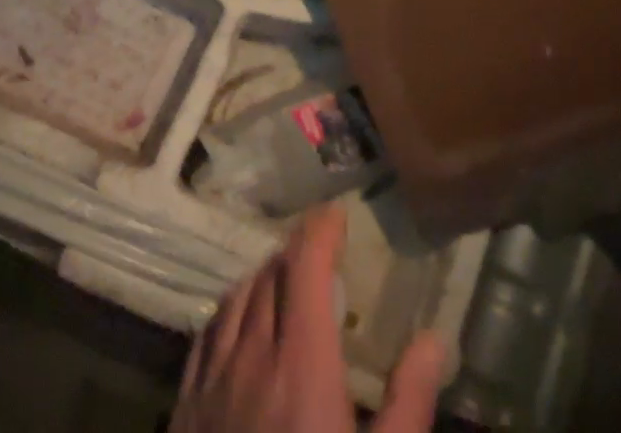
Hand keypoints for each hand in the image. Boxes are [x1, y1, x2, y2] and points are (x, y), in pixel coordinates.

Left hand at [171, 205, 446, 432]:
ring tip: (281, 277)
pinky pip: (206, 336)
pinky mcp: (186, 407)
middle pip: (267, 278)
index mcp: (303, 366)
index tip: (335, 214)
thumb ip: (409, 400)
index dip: (320, 233)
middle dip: (294, 253)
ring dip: (260, 279)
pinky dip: (228, 312)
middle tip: (319, 250)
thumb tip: (434, 339)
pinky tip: (235, 323)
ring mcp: (211, 382)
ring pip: (233, 301)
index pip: (305, 271)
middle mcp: (251, 358)